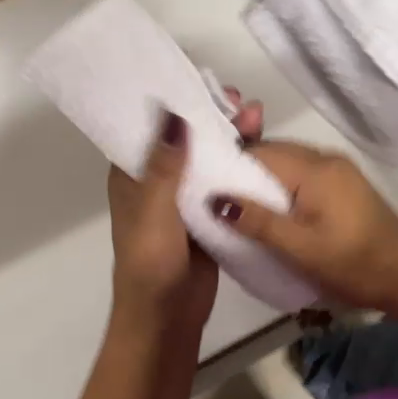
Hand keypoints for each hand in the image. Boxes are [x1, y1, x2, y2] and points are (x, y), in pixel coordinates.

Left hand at [106, 94, 263, 331]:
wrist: (167, 320)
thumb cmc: (150, 267)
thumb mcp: (154, 214)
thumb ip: (165, 167)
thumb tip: (174, 113)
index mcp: (133, 176)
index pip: (149, 126)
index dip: (173, 100)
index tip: (200, 79)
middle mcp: (157, 181)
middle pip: (185, 138)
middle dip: (210, 116)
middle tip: (239, 99)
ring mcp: (184, 200)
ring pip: (208, 158)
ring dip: (230, 138)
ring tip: (258, 116)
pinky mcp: (208, 217)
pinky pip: (225, 184)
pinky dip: (242, 167)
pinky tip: (264, 152)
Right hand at [208, 142, 397, 313]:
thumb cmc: (355, 266)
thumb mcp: (301, 249)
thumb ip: (258, 221)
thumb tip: (213, 198)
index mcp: (315, 168)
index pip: (258, 152)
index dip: (227, 166)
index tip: (198, 187)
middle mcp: (327, 159)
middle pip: (272, 155)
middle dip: (241, 175)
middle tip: (210, 202)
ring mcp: (338, 173)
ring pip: (286, 169)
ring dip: (260, 186)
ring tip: (233, 212)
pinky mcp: (344, 189)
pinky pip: (301, 181)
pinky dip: (280, 193)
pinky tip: (267, 216)